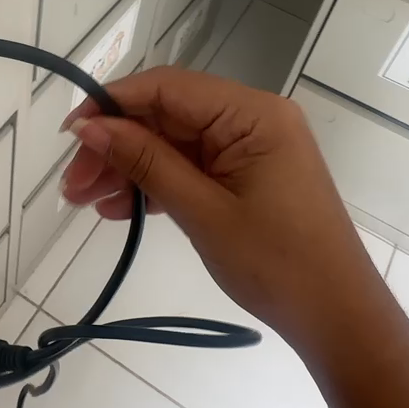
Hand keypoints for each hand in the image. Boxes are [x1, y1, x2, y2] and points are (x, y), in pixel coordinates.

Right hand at [59, 67, 379, 348]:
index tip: (70, 132)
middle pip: (166, 115)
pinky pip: (189, 166)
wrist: (338, 321)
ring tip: (85, 202)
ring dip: (129, 169)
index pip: (168, 87)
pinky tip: (121, 210)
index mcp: (252, 113)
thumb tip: (89, 126)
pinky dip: (155, 184)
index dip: (113, 103)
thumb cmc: (277, 265)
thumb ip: (145, 161)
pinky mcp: (244, 174)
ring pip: (172, 142)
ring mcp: (248, 146)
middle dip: (116, 146)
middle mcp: (251, 117)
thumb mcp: (203, 211)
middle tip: (73, 186)